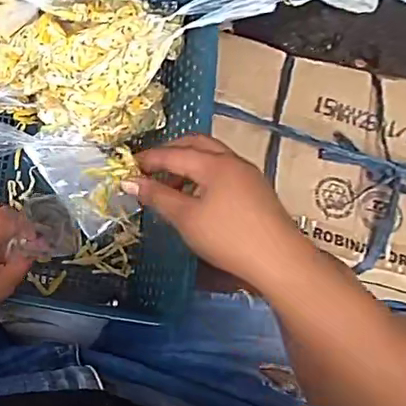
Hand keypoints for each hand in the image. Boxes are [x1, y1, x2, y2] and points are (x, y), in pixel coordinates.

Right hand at [125, 134, 306, 288]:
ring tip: (168, 186)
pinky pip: (222, 171)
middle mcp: (232, 162)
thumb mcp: (186, 218)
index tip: (127, 168)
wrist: (278, 261)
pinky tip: (194, 197)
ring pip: (211, 157)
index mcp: (214, 164)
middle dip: (169, 152)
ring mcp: (247, 175)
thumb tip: (130, 182)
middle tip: (148, 169)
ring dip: (187, 164)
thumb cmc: (227, 237)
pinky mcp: (255, 190)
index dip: (148, 160)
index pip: (174, 154)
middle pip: (196, 144)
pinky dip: (202, 175)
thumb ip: (157, 196)